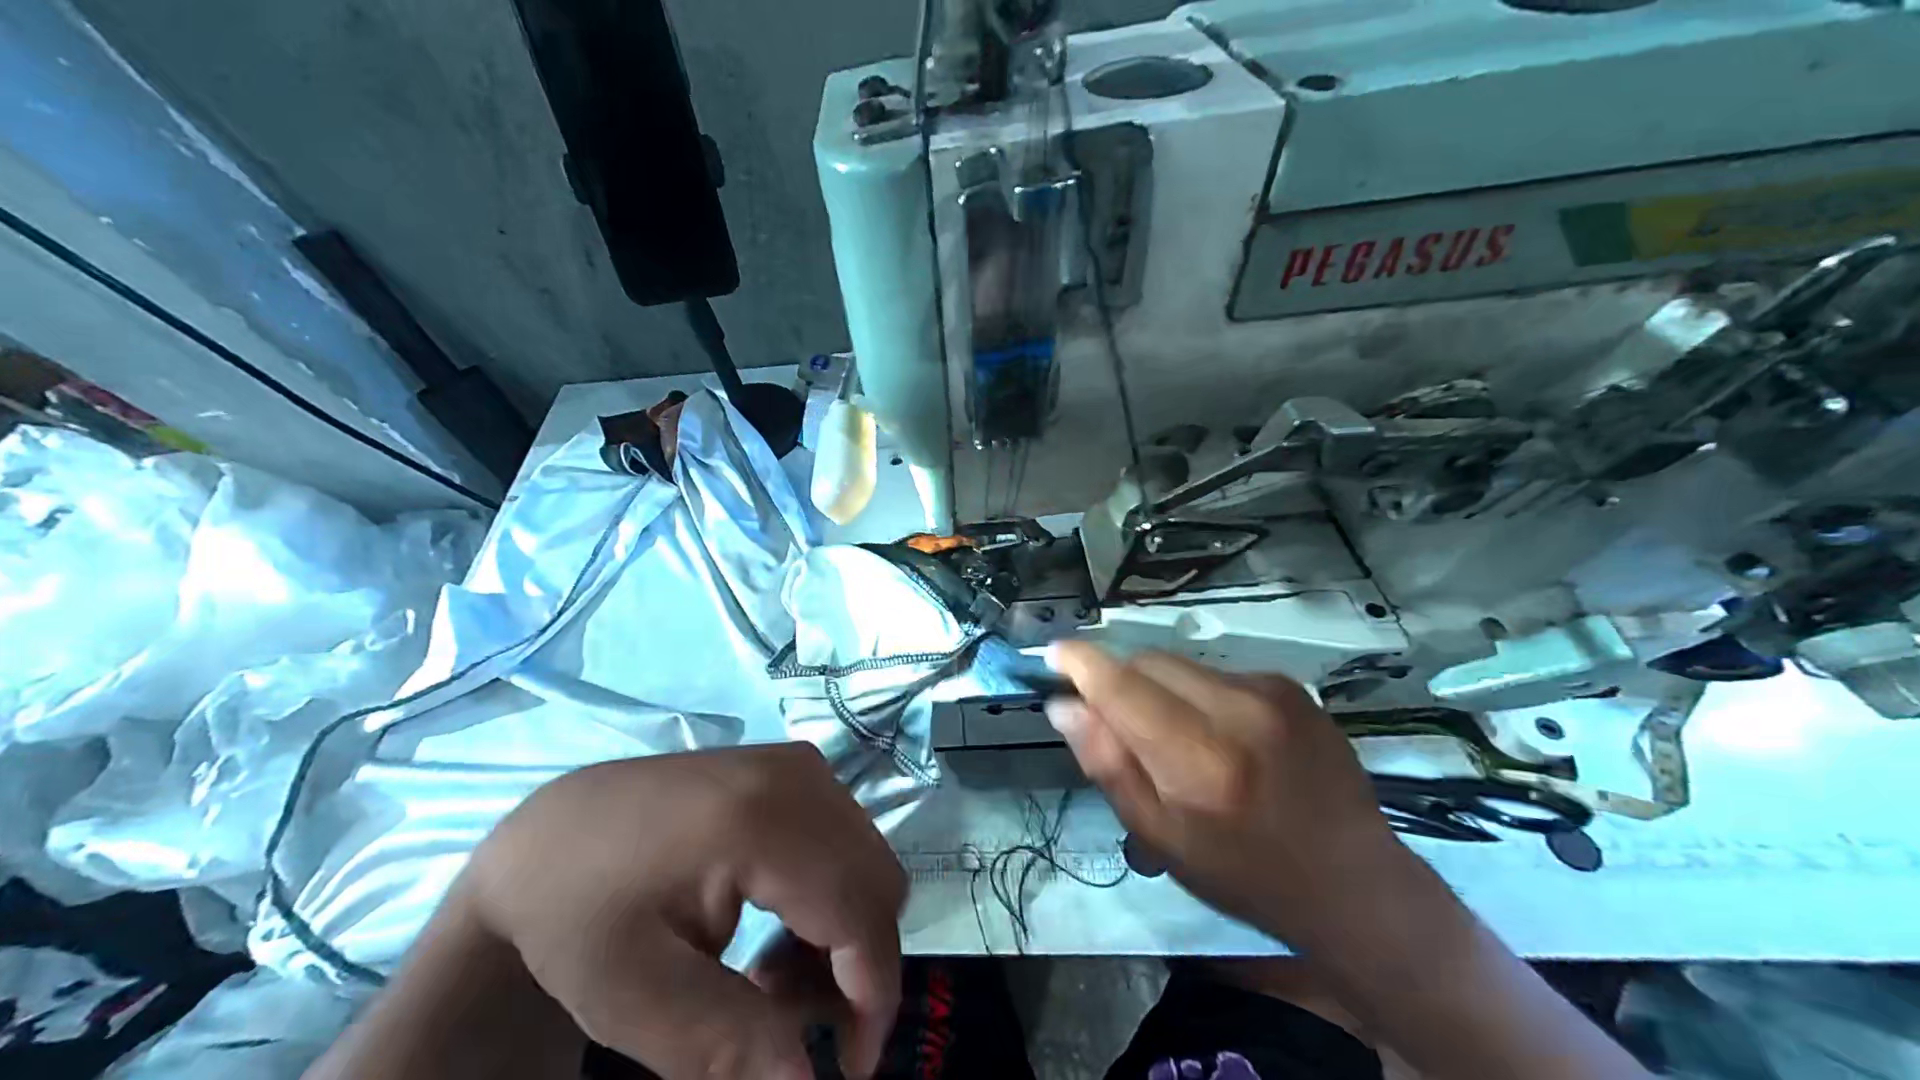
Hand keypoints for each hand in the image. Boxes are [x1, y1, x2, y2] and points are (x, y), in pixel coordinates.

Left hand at [461, 743, 906, 1079]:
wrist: (550, 834)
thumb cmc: (579, 915)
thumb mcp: (636, 998)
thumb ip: (732, 1044)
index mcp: (757, 820)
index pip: (860, 910)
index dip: (872, 996)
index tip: (848, 1065)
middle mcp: (796, 775)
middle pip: (877, 883)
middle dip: (857, 965)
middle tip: (787, 1020)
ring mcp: (798, 763)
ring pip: (868, 862)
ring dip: (844, 930)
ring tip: (770, 974)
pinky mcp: (794, 767)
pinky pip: (847, 839)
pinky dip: (832, 893)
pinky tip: (778, 922)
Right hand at [1046, 643, 1411, 938]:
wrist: (1353, 882)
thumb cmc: (1244, 873)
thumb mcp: (1162, 837)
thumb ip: (1108, 765)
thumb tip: (1063, 706)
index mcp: (1198, 760)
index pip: (1122, 686)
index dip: (1082, 663)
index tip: (1053, 654)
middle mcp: (1236, 710)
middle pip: (1149, 662)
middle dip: (1120, 679)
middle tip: (1116, 719)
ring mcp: (1270, 692)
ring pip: (1182, 664)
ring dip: (1159, 687)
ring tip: (1176, 736)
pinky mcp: (1290, 687)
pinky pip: (1217, 673)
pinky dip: (1198, 693)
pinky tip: (1219, 734)